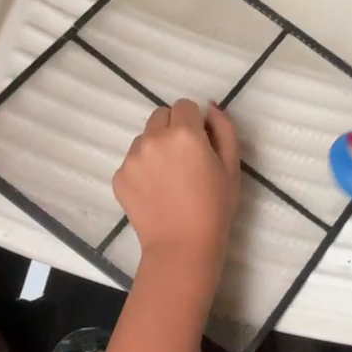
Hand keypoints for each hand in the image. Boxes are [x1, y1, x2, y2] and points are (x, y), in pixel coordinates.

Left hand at [112, 100, 239, 270]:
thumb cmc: (215, 206)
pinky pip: (132, 160)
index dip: (194, 121)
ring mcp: (132, 158)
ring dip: (156, 147)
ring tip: (169, 177)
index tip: (200, 143)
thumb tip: (211, 106)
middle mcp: (154, 138)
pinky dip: (143, 169)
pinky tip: (156, 191)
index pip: (184, 105)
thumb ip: (224, 128)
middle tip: (184, 157)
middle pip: (160, 115)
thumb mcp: (231, 165)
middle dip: (173, 127)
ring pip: (144, 137)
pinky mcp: (119, 176)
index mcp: (184, 133)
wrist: (182, 246)